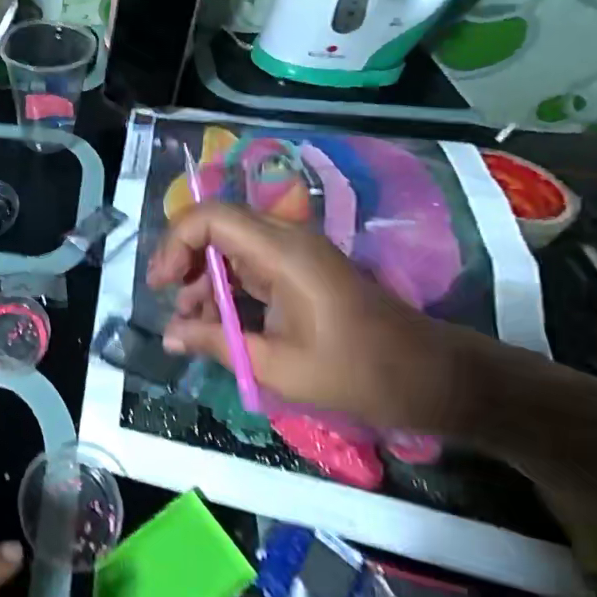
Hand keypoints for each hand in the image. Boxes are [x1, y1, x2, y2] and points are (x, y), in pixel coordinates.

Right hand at [145, 203, 489, 432]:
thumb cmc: (359, 373)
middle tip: (167, 299)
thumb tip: (168, 334)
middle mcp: (285, 239)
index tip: (162, 284)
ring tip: (190, 321)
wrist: (435, 379)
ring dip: (202, 276)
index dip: (175, 243)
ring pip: (227, 243)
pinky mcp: (299, 268)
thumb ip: (216, 343)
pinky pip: (246, 261)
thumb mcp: (278, 367)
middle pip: (214, 225)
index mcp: (282, 253)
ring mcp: (294, 251)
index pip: (210, 218)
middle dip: (182, 258)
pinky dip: (224, 285)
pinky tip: (216, 321)